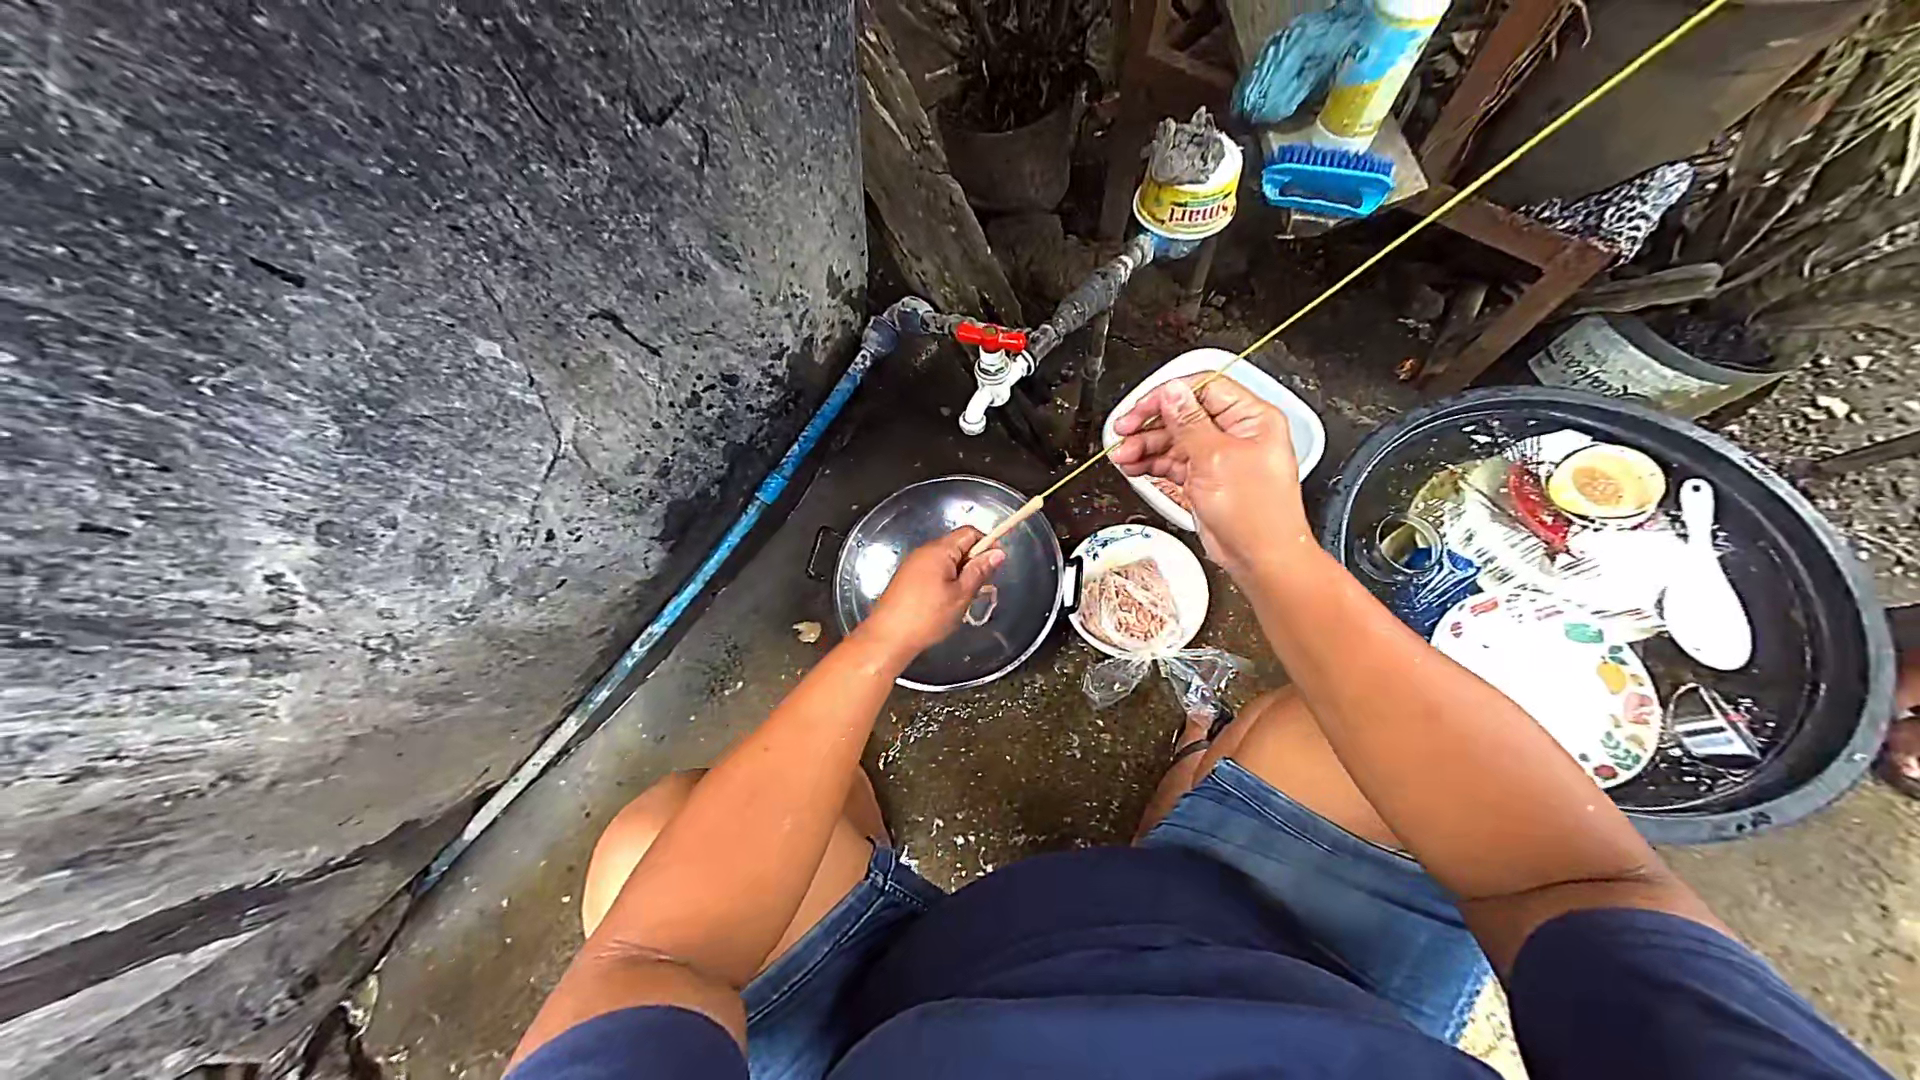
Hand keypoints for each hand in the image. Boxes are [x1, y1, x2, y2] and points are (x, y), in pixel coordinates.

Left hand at [856, 527, 1006, 663]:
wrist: (888, 637)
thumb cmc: (927, 616)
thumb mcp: (961, 594)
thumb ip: (980, 571)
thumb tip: (997, 552)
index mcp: (939, 550)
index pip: (970, 533)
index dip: (987, 544)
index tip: (996, 565)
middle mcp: (925, 551)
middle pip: (958, 546)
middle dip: (974, 562)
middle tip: (981, 587)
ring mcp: (914, 564)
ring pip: (946, 561)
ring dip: (960, 575)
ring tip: (964, 599)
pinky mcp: (907, 579)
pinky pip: (933, 571)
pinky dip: (946, 582)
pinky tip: (947, 603)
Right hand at [1108, 374, 1312, 574]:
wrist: (1261, 558)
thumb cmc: (1257, 514)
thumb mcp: (1216, 459)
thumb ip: (1189, 423)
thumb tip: (1171, 393)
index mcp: (1251, 418)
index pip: (1202, 388)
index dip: (1167, 395)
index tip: (1139, 410)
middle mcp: (1235, 433)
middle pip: (1183, 414)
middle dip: (1150, 423)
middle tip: (1123, 432)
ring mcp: (1219, 456)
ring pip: (1173, 439)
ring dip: (1145, 446)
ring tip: (1123, 455)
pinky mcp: (1206, 478)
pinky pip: (1173, 462)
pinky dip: (1152, 464)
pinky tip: (1134, 467)